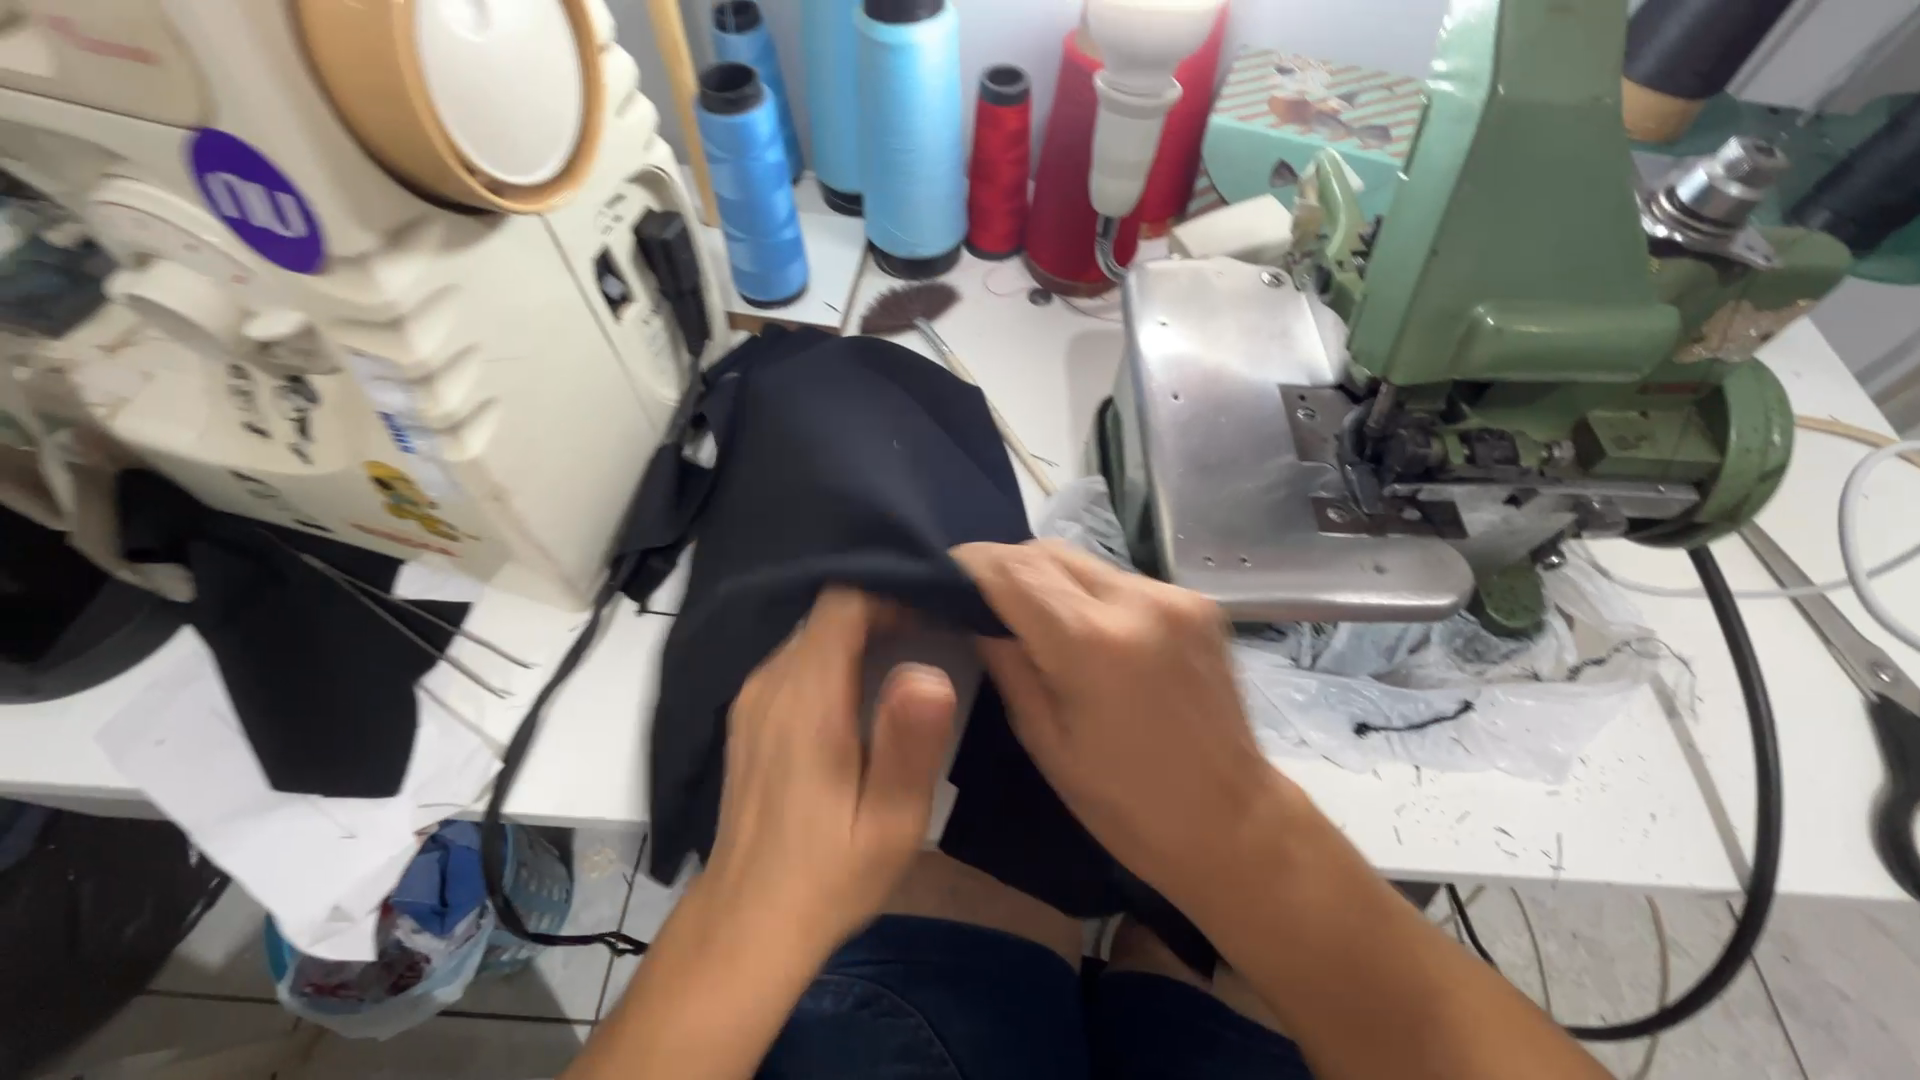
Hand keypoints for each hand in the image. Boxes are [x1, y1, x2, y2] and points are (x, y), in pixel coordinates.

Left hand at [702, 588, 957, 949]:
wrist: (749, 922)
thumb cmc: (829, 874)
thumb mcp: (890, 821)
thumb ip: (909, 744)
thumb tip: (930, 673)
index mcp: (806, 700)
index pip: (844, 603)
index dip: (893, 591)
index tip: (937, 608)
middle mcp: (770, 684)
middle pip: (828, 613)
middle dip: (885, 608)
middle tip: (939, 628)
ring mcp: (753, 699)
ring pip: (812, 634)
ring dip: (862, 632)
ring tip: (913, 651)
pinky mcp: (749, 717)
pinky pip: (798, 660)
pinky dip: (838, 656)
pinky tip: (868, 687)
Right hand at [952, 541, 1292, 913]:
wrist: (1230, 822)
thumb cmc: (1124, 803)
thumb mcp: (1044, 739)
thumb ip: (1006, 662)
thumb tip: (974, 615)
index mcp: (1092, 643)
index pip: (1012, 570)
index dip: (969, 564)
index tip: (941, 574)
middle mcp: (1138, 601)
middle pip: (1048, 551)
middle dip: (1006, 567)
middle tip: (979, 597)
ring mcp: (1175, 597)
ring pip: (1086, 561)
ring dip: (1050, 579)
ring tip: (1032, 617)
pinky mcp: (1199, 603)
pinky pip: (1123, 580)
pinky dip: (1091, 595)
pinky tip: (1088, 632)